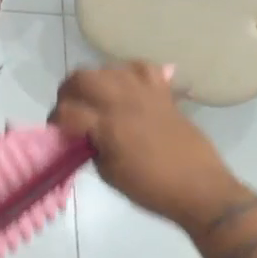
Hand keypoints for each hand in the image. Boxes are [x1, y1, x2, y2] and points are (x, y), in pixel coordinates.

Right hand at [50, 62, 247, 229]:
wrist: (200, 188)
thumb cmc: (152, 189)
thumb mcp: (109, 175)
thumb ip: (90, 149)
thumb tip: (82, 136)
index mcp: (108, 126)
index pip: (67, 111)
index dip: (56, 120)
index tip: (57, 131)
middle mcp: (124, 102)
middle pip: (82, 78)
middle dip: (69, 92)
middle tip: (71, 110)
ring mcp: (145, 94)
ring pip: (108, 68)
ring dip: (95, 81)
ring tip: (95, 99)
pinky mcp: (163, 94)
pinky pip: (142, 68)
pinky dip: (129, 73)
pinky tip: (126, 88)